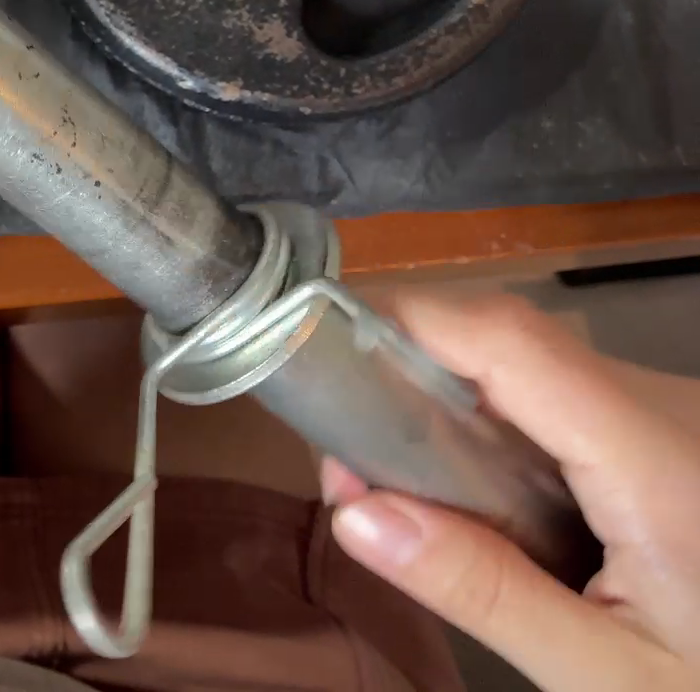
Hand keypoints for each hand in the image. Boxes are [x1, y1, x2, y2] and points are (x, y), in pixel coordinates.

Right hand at [321, 293, 699, 691]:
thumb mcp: (621, 682)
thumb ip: (488, 594)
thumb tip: (350, 513)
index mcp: (667, 462)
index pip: (504, 336)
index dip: (398, 317)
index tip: (309, 346)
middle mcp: (669, 411)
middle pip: (492, 344)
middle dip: (391, 382)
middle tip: (347, 471)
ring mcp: (668, 415)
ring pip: (508, 366)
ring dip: (426, 408)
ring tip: (394, 493)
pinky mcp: (660, 429)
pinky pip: (536, 393)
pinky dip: (471, 424)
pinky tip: (462, 492)